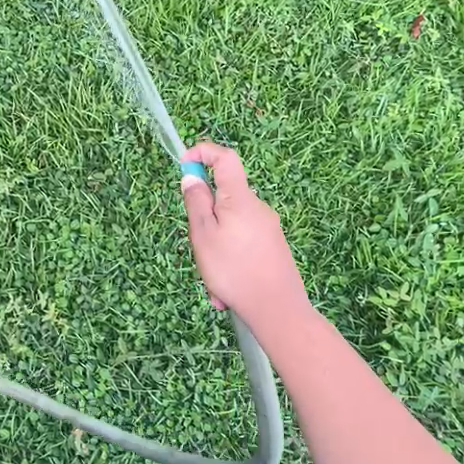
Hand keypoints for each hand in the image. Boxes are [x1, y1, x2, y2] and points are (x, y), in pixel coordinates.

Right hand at [180, 142, 310, 327]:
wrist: (279, 311)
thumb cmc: (234, 270)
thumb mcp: (203, 234)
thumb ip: (196, 202)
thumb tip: (192, 178)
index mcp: (240, 198)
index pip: (225, 158)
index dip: (203, 152)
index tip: (184, 164)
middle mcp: (258, 207)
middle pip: (224, 196)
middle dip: (205, 217)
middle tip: (198, 245)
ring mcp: (269, 228)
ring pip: (231, 224)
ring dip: (215, 245)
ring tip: (213, 278)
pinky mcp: (274, 247)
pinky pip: (242, 242)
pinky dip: (229, 258)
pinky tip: (226, 289)